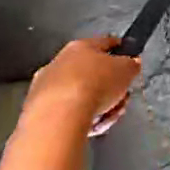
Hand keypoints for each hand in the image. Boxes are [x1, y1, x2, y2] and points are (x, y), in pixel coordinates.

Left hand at [26, 37, 140, 134]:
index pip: (106, 43)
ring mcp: (45, 88)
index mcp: (80, 46)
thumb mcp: (129, 69)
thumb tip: (130, 65)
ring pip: (81, 96)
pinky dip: (82, 119)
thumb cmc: (95, 85)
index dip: (122, 52)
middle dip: (111, 88)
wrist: (60, 118)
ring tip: (109, 116)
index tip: (130, 61)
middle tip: (122, 97)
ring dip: (99, 106)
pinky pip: (68, 113)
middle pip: (93, 74)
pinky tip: (93, 126)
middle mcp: (59, 63)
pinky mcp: (37, 111)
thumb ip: (132, 65)